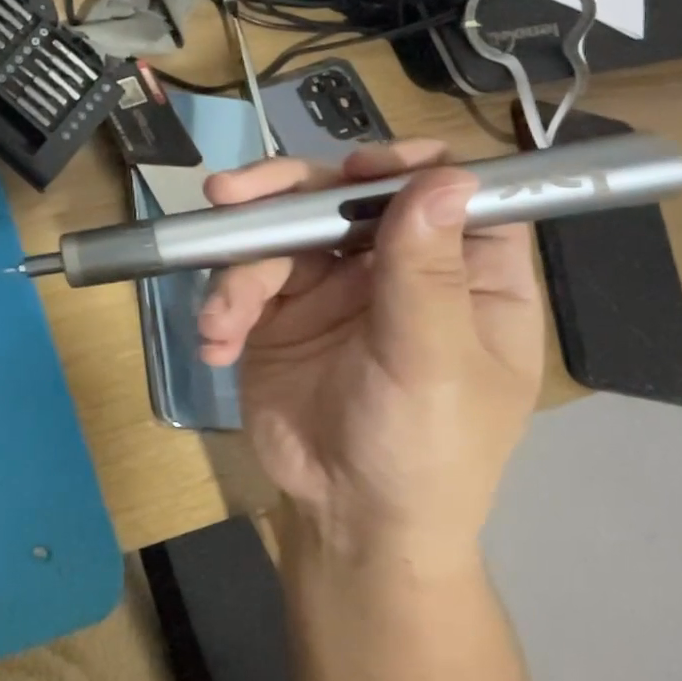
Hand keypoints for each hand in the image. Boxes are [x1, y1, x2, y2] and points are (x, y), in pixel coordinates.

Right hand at [196, 140, 544, 570]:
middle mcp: (394, 266)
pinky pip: (238, 282)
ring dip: (237, 273)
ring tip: (222, 321)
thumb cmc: (424, 447)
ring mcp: (328, 286)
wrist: (345, 514)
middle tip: (227, 193)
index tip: (356, 168)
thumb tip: (440, 178)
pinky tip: (217, 344)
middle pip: (339, 197)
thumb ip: (425, 272)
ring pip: (275, 236)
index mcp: (464, 273)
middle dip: (280, 194)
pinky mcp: (273, 312)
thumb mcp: (432, 362)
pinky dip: (221, 309)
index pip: (445, 191)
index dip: (403, 166)